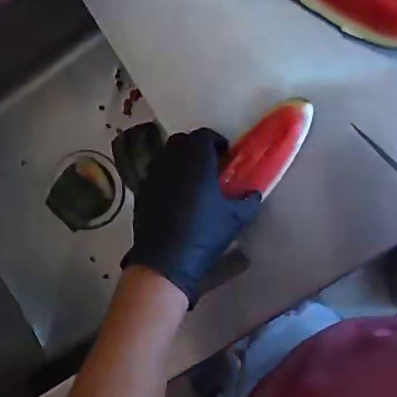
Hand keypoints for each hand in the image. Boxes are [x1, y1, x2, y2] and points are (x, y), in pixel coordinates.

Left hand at [122, 129, 260, 306]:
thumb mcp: (235, 219)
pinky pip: (155, 175)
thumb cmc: (205, 235)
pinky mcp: (141, 193)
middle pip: (181, 141)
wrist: (166, 261)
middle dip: (196, 148)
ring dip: (179, 161)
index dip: (215, 141)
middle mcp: (172, 162)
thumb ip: (248, 201)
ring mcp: (153, 176)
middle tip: (210, 164)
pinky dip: (166, 178)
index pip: (203, 135)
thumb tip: (254, 193)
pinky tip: (175, 197)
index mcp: (196, 161)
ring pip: (166, 156)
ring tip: (192, 180)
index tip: (225, 154)